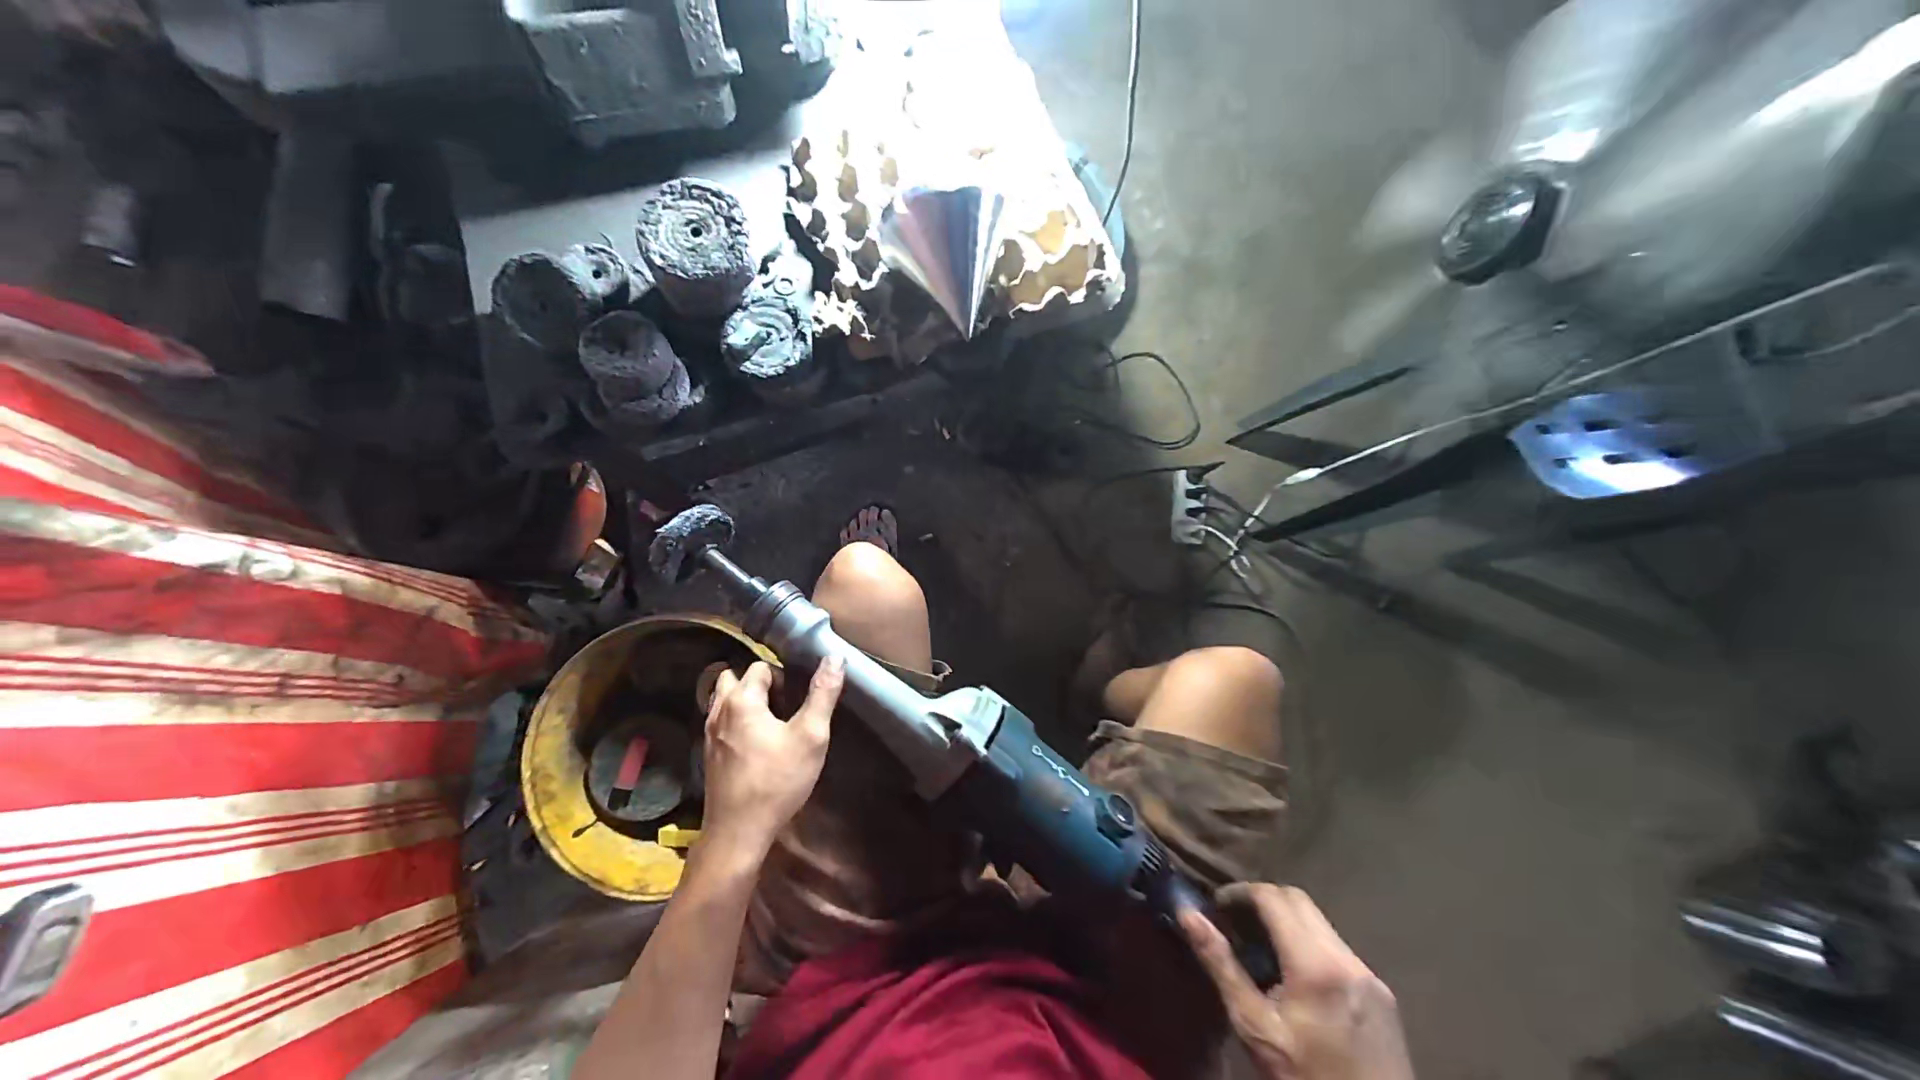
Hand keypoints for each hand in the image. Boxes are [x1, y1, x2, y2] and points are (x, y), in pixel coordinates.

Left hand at [700, 658, 841, 857]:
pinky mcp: (708, 756)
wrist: (738, 831)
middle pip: (734, 678)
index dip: (783, 677)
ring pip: (723, 701)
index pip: (760, 667)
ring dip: (744, 702)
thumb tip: (834, 656)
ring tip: (770, 722)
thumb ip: (823, 693)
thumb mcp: (811, 736)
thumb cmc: (777, 780)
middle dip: (758, 684)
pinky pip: (720, 723)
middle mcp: (719, 710)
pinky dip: (735, 722)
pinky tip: (756, 745)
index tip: (798, 701)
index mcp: (742, 699)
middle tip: (783, 707)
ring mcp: (709, 734)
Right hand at [1180, 884, 1413, 1079]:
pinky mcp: (1382, 994)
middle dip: (1262, 901)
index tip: (1216, 906)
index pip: (1275, 897)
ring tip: (1257, 948)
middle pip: (1299, 901)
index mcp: (1316, 964)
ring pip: (1320, 923)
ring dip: (1286, 921)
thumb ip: (1222, 965)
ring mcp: (1370, 975)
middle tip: (1232, 921)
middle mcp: (1347, 958)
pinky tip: (1291, 976)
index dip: (1241, 892)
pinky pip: (1336, 948)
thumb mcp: (1254, 1027)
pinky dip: (1307, 944)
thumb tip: (1189, 915)